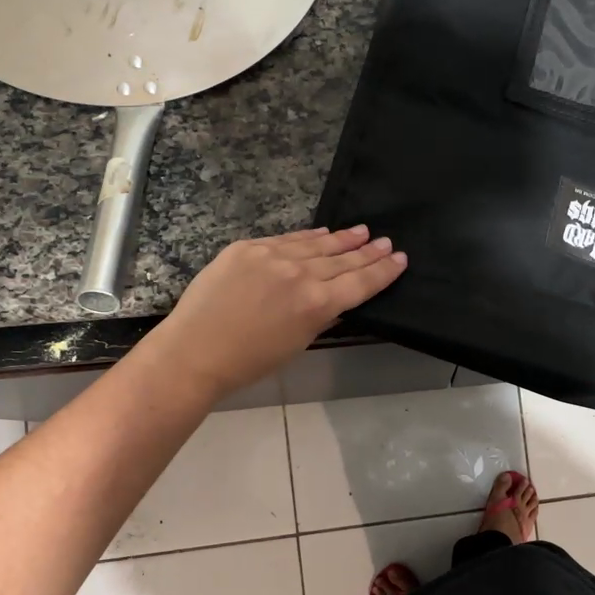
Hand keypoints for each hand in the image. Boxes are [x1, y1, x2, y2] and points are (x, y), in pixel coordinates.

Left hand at [156, 225, 407, 394]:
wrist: (195, 351)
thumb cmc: (249, 362)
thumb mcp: (297, 344)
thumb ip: (321, 317)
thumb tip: (336, 302)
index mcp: (317, 305)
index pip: (360, 283)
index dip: (383, 271)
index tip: (400, 259)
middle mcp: (299, 274)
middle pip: (343, 260)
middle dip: (367, 252)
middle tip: (386, 242)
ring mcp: (271, 256)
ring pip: (316, 244)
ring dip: (342, 239)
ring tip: (362, 232)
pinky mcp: (247, 248)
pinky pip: (287, 239)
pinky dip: (308, 236)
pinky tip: (321, 233)